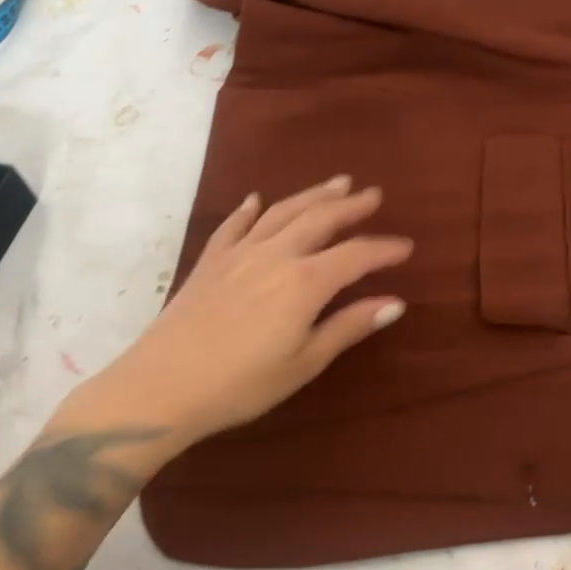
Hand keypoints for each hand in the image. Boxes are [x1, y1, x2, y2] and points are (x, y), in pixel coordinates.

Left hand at [69, 176, 412, 450]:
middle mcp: (275, 255)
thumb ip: (348, 326)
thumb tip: (394, 302)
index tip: (406, 247)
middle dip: (350, 206)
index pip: (356, 256)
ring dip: (311, 196)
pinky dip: (249, 210)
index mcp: (305, 282)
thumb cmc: (243, 384)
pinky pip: (234, 226)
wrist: (163, 386)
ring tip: (335, 183)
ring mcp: (238, 254)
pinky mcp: (209, 262)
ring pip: (281, 213)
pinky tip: (256, 200)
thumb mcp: (305, 361)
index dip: (384, 249)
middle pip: (319, 220)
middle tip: (373, 194)